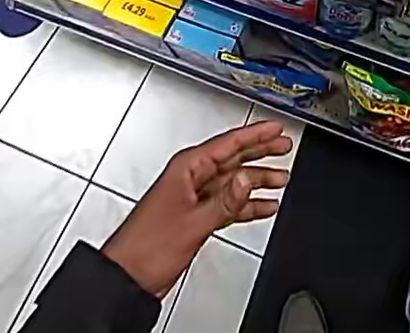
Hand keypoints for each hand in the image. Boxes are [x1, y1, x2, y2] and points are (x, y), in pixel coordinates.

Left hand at [102, 121, 292, 297]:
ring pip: (234, 182)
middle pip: (234, 158)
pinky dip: (247, 205)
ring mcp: (195, 197)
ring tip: (280, 177)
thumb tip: (248, 179)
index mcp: (188, 168)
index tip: (276, 128)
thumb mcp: (191, 222)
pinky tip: (263, 206)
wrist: (125, 281)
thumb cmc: (144, 248)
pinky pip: (229, 204)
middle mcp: (193, 178)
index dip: (255, 134)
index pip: (229, 143)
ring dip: (257, 181)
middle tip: (284, 145)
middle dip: (261, 152)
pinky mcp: (197, 217)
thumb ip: (224, 200)